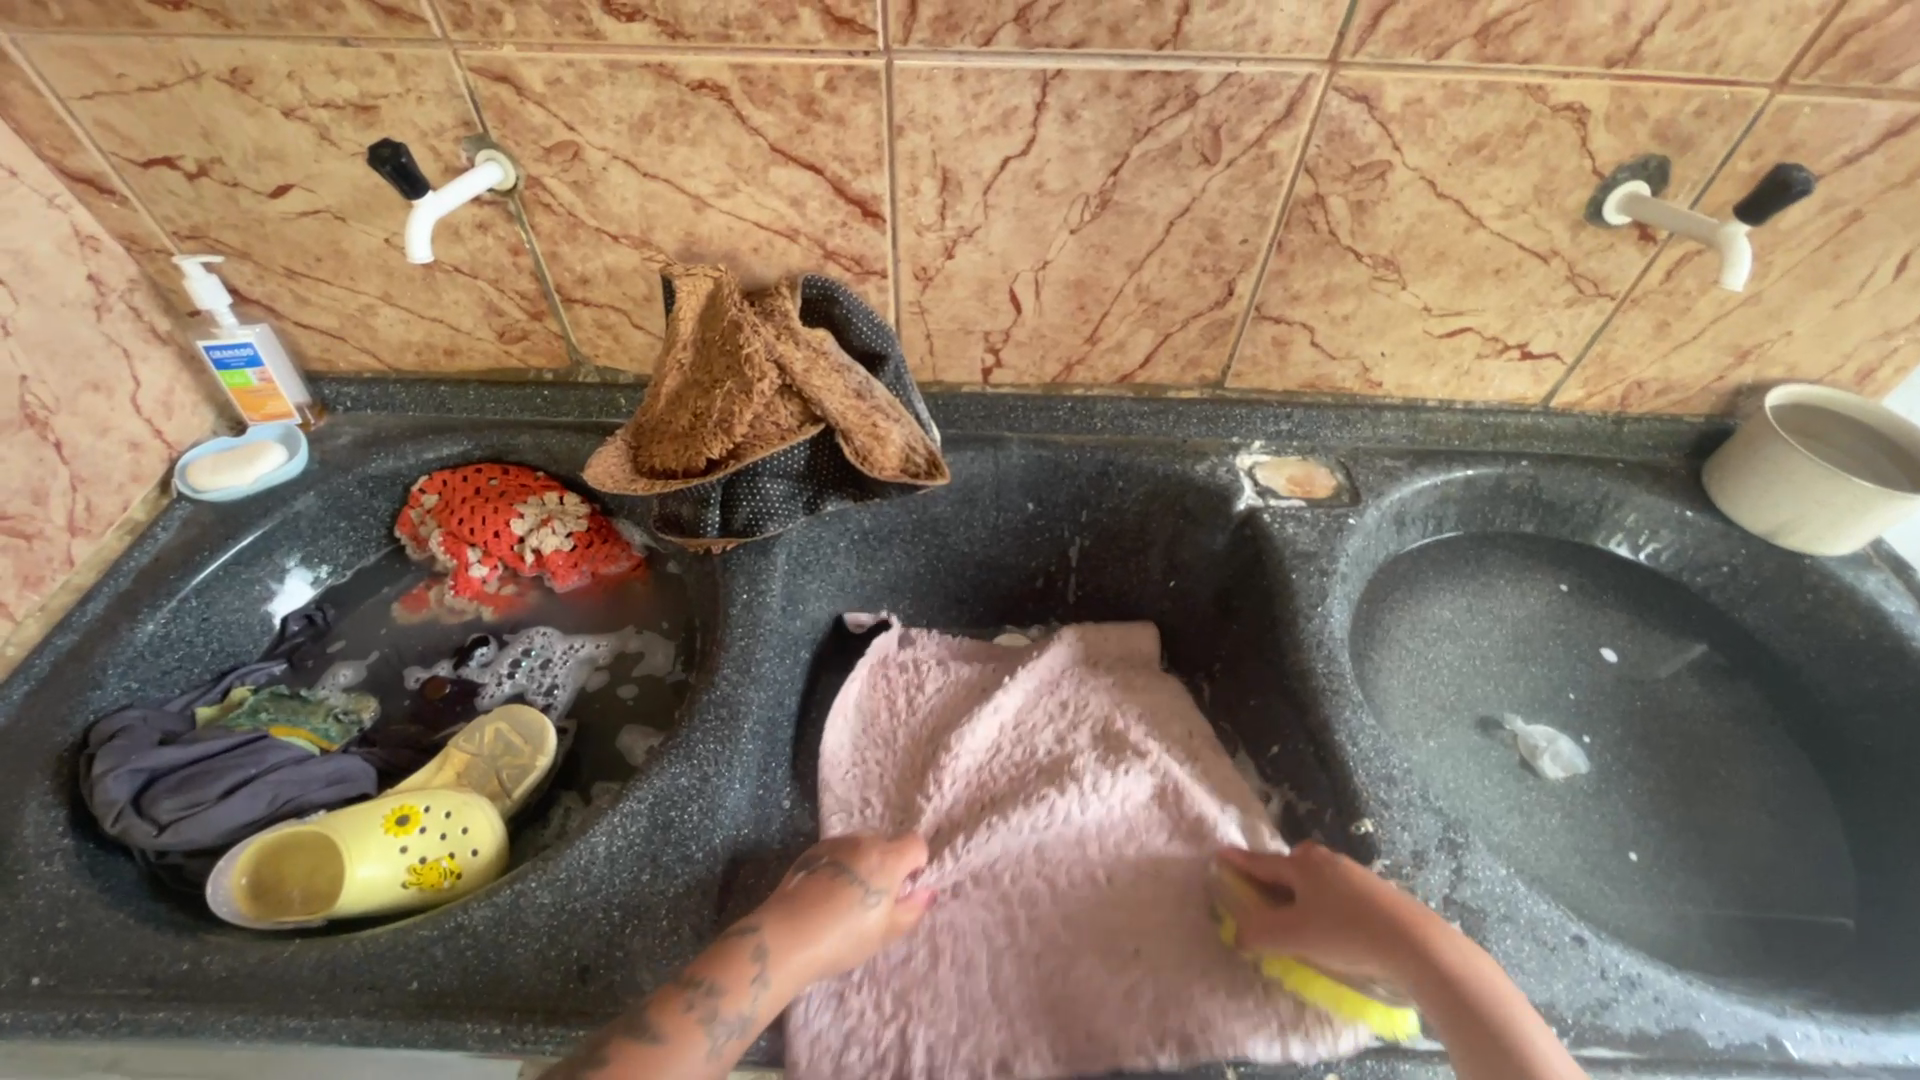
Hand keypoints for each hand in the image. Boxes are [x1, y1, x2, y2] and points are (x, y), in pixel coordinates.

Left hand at [757, 834, 933, 984]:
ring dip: (864, 864)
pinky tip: (826, 895)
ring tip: (847, 900)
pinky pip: (838, 852)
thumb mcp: (886, 932)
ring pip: (861, 846)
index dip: (916, 865)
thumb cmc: (844, 938)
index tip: (903, 890)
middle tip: (875, 900)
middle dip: (889, 865)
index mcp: (886, 858)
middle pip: (887, 843)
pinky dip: (841, 866)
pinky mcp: (812, 851)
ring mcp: (835, 843)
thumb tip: (928, 892)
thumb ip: (912, 909)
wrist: (787, 937)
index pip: (916, 843)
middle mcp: (862, 841)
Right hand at [1210, 842, 1446, 989]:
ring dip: (1304, 890)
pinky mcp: (1377, 892)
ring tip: (1301, 914)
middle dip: (1276, 874)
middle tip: (1266, 892)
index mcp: (1301, 865)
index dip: (1239, 862)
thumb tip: (1237, 934)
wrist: (1416, 943)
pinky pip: (1339, 890)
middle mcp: (1325, 861)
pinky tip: (1336, 924)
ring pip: (1318, 877)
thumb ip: (1259, 933)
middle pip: (1292, 864)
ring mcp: (1354, 873)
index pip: (1261, 862)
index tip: (1220, 854)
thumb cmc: (1346, 932)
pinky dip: (1328, 901)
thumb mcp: (1294, 936)